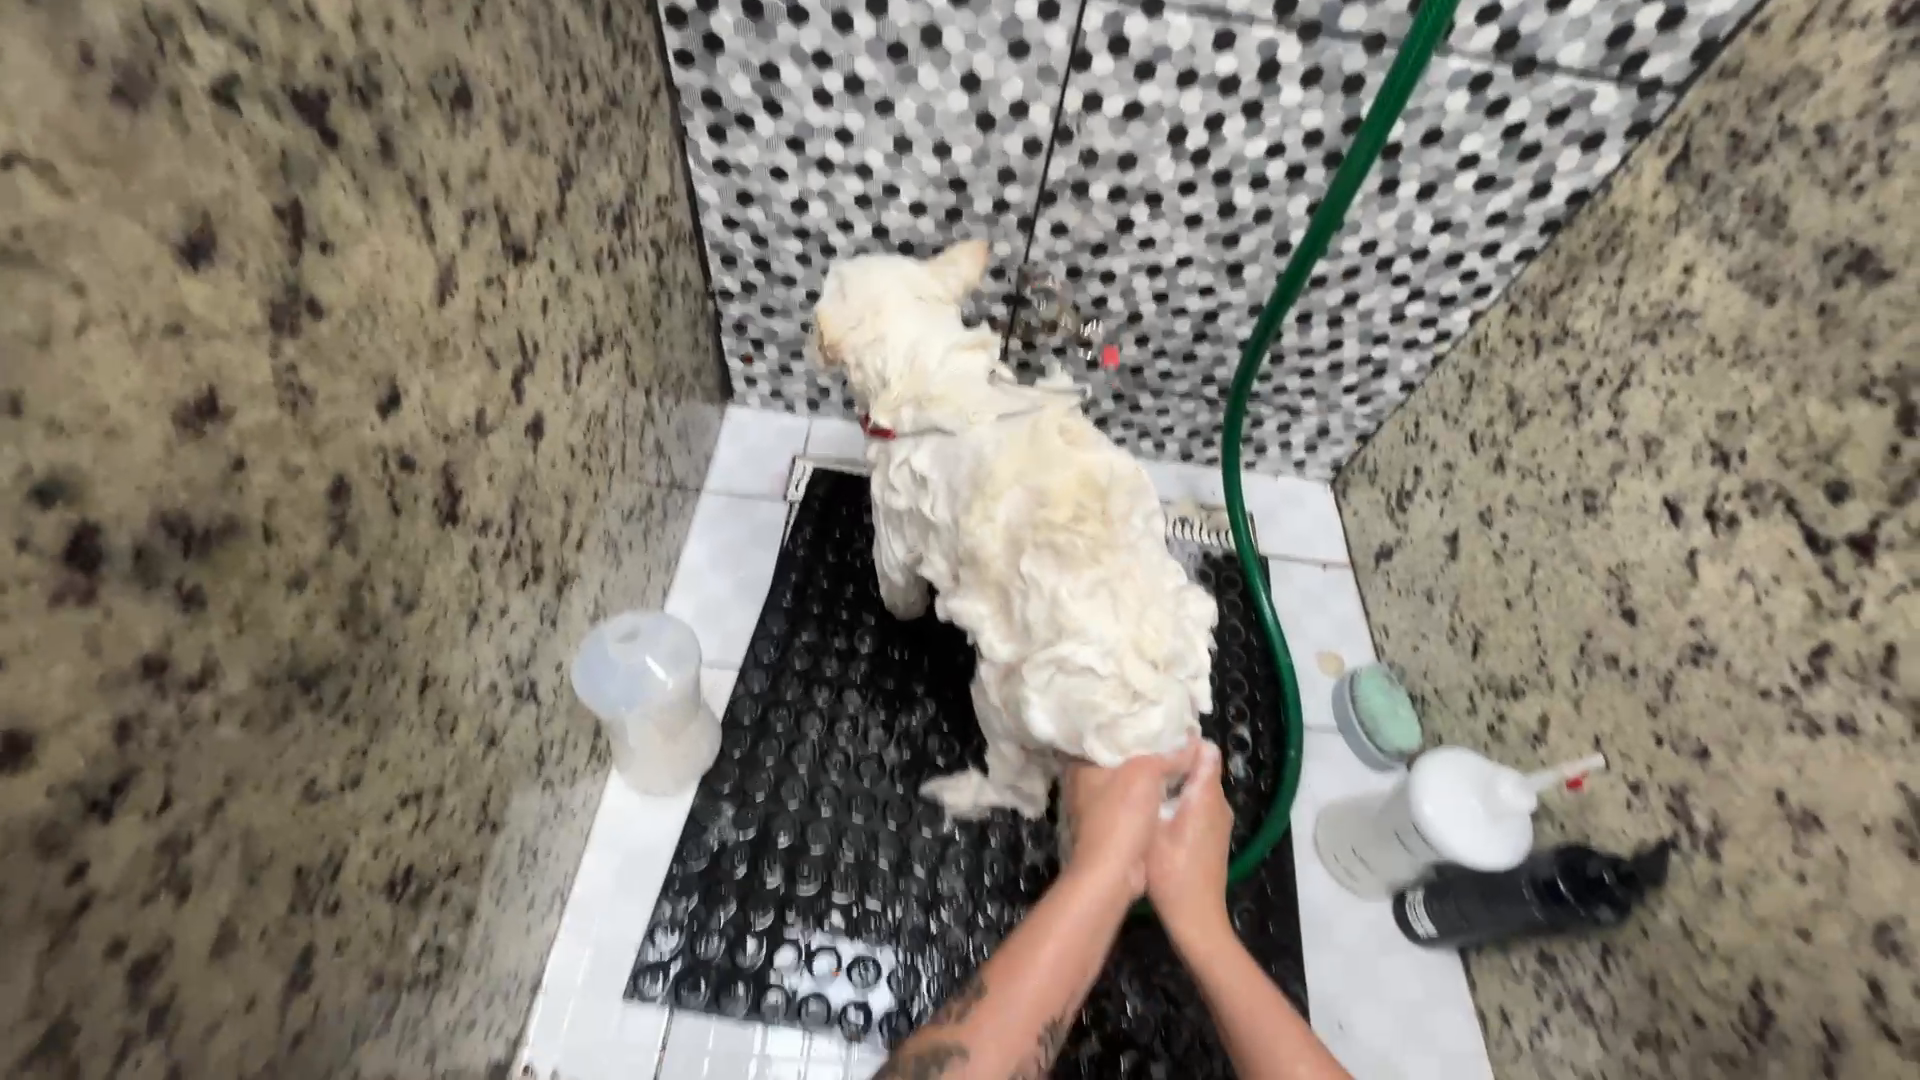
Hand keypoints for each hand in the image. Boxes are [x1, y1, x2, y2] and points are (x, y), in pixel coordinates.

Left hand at [1060, 740, 1199, 897]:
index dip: (1131, 728)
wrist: (1114, 873)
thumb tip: (1195, 744)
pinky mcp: (1112, 828)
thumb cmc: (1122, 816)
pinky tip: (1172, 790)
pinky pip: (1136, 805)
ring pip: (1130, 784)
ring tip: (1178, 760)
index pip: (1105, 737)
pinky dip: (1152, 799)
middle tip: (1173, 740)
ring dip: (1151, 778)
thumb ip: (1168, 756)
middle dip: (1145, 753)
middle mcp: (1084, 785)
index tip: (1156, 721)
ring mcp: (1096, 809)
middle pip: (1119, 760)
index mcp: (1081, 766)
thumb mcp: (1146, 774)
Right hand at [1147, 740, 1234, 943]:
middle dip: (1174, 755)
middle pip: (1201, 766)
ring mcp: (1217, 820)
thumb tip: (1149, 757)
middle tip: (1140, 750)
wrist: (1196, 918)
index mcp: (1205, 796)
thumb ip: (1156, 790)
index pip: (1206, 750)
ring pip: (1197, 784)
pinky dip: (1180, 795)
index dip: (1184, 736)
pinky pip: (1198, 801)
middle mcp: (1218, 803)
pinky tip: (1154, 801)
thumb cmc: (1170, 872)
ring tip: (1143, 771)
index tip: (1156, 729)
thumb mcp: (1154, 827)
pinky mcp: (1212, 834)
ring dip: (1175, 777)